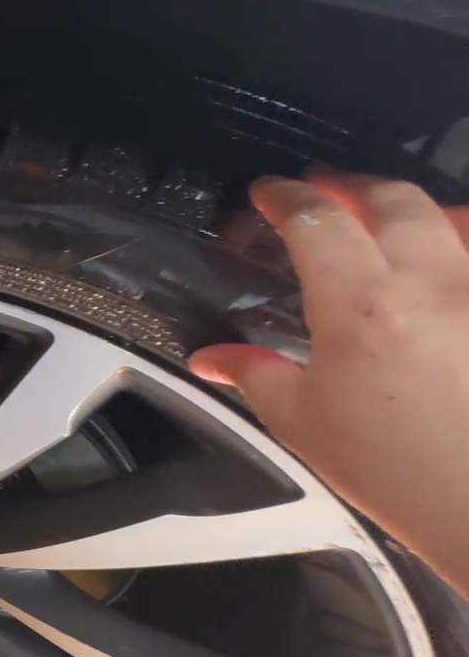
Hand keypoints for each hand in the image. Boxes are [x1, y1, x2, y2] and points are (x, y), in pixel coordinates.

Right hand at [190, 173, 468, 595]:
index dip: (286, 196)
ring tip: (403, 216)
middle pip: (399, 203)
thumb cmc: (402, 471)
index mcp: (362, 307)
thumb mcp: (303, 422)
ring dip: (426, 209)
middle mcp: (440, 288)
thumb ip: (255, 374)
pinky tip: (458, 256)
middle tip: (328, 185)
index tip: (268, 190)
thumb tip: (213, 358)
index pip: (317, 222)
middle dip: (355, 185)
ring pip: (468, 221)